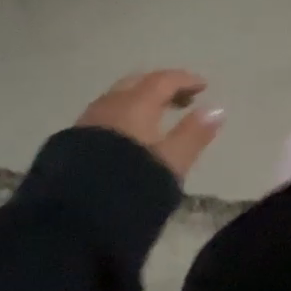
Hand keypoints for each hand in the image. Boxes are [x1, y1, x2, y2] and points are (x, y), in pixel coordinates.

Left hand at [74, 70, 223, 181]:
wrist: (80, 210)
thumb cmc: (134, 182)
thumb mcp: (172, 161)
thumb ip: (194, 134)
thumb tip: (217, 109)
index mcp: (136, 105)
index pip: (163, 81)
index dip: (185, 80)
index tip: (203, 85)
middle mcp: (109, 105)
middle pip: (137, 83)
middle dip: (160, 86)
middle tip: (181, 98)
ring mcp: (88, 120)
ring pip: (117, 98)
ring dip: (139, 101)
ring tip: (156, 116)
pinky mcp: (73, 140)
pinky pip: (104, 115)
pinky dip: (123, 115)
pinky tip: (127, 134)